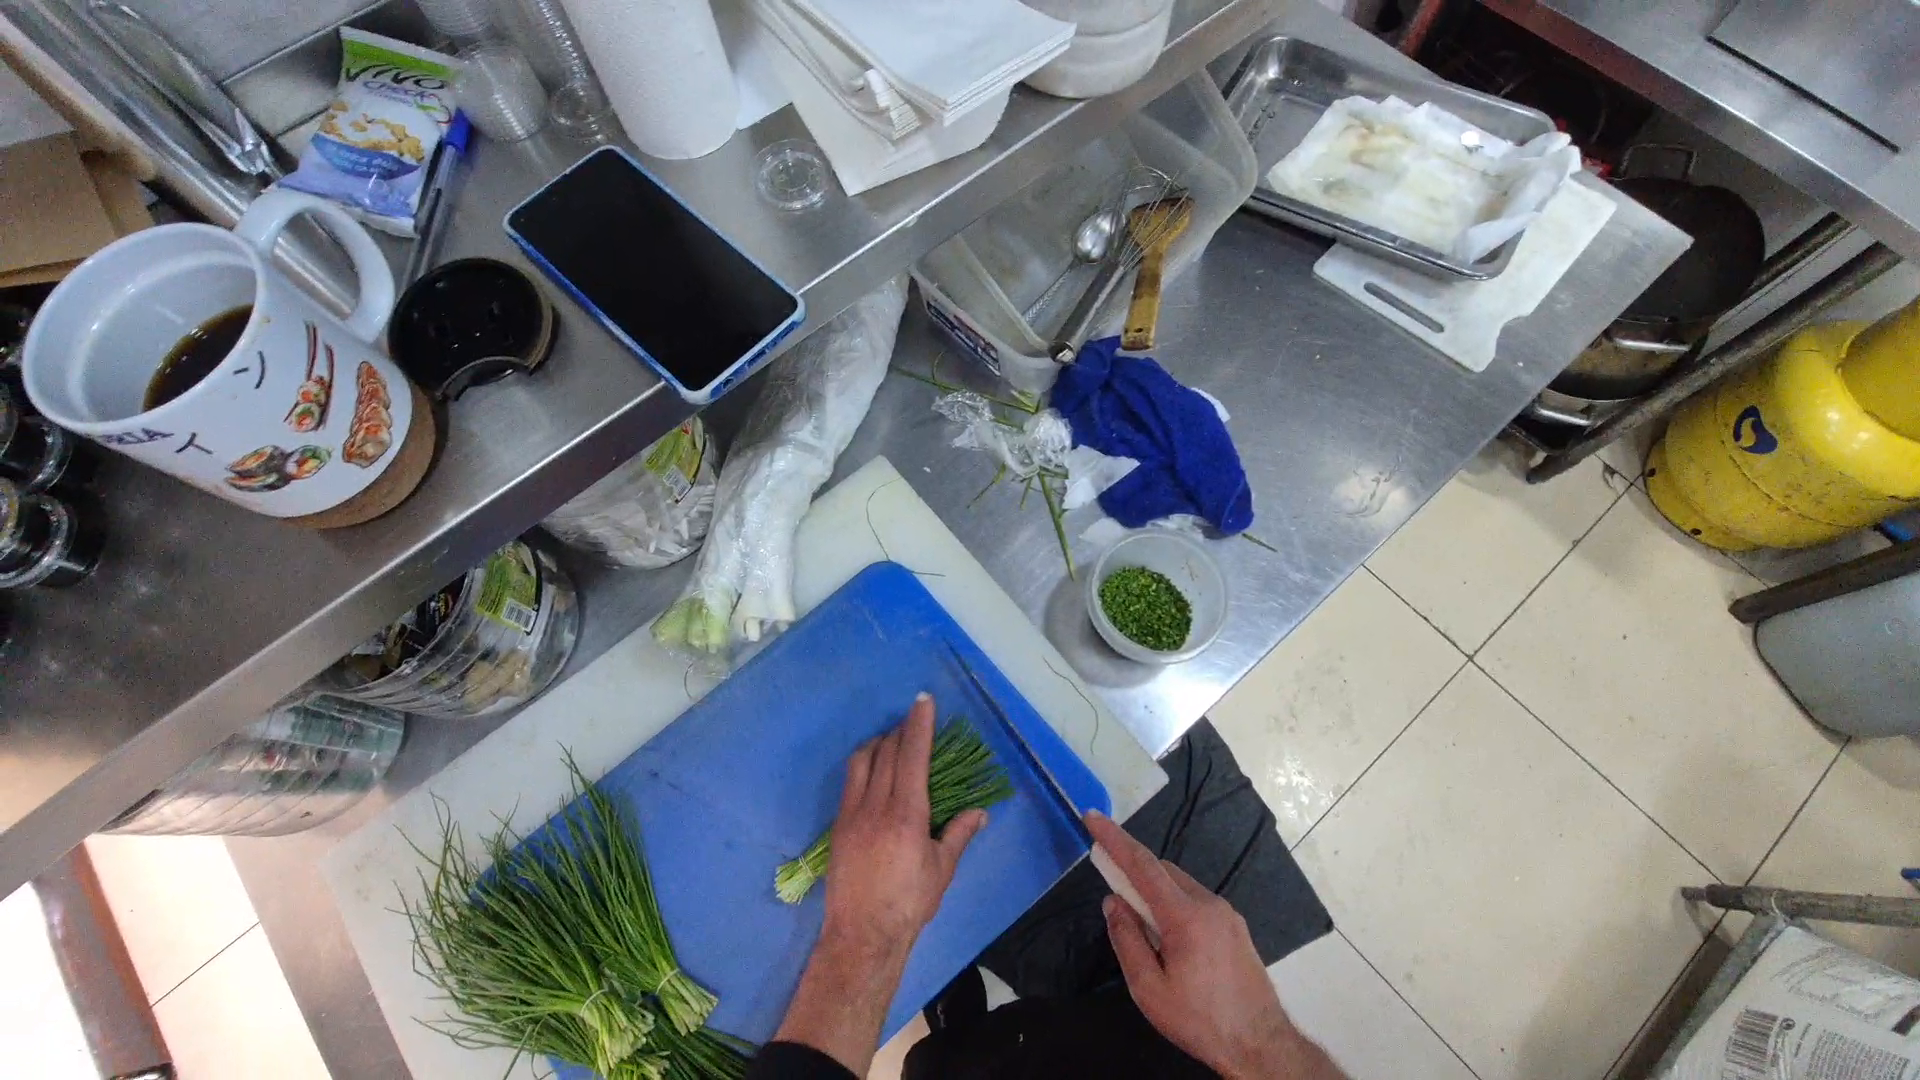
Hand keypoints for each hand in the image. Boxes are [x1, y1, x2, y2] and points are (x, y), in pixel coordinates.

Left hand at [771, 694, 987, 1076]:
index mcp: (907, 815)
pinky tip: (874, 770)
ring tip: (892, 740)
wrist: (861, 935)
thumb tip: (980, 812)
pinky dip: (864, 765)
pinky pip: (850, 782)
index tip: (923, 701)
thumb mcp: (942, 870)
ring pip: (862, 762)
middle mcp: (876, 806)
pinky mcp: (838, 826)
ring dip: (879, 743)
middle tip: (914, 717)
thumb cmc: (909, 904)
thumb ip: (958, 834)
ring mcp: (852, 814)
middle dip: (902, 729)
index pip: (913, 756)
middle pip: (887, 752)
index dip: (919, 725)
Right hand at [1087, 811, 1344, 1079]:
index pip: (1142, 865)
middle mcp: (1208, 903)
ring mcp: (1226, 913)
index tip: (1092, 817)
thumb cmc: (1201, 1021)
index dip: (1114, 839)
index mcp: (1185, 916)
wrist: (1263, 1048)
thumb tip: (1114, 902)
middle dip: (1133, 869)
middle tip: (1112, 888)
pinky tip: (1169, 937)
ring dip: (1154, 890)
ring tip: (1142, 927)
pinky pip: (1195, 900)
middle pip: (1162, 870)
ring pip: (1179, 884)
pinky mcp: (1235, 926)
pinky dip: (1173, 903)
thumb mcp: (1150, 990)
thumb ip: (1127, 940)